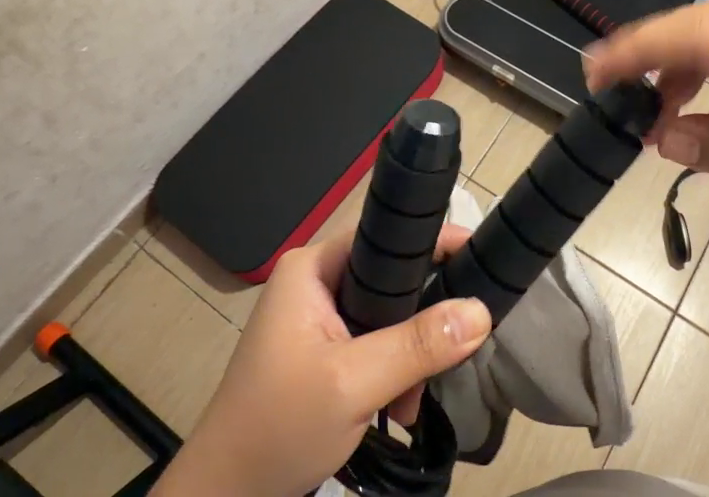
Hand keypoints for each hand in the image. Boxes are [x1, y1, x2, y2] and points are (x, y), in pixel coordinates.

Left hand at [154, 228, 491, 496]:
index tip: (482, 261)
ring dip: (409, 355)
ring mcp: (317, 319)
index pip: (386, 237)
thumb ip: (417, 346)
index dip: (434, 245)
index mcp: (312, 269)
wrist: (226, 493)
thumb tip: (481, 310)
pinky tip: (397, 408)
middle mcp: (315, 282)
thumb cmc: (278, 427)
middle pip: (392, 278)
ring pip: (389, 316)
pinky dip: (393, 372)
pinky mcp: (323, 352)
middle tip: (452, 347)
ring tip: (412, 398)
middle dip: (423, 319)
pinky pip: (376, 344)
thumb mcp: (353, 383)